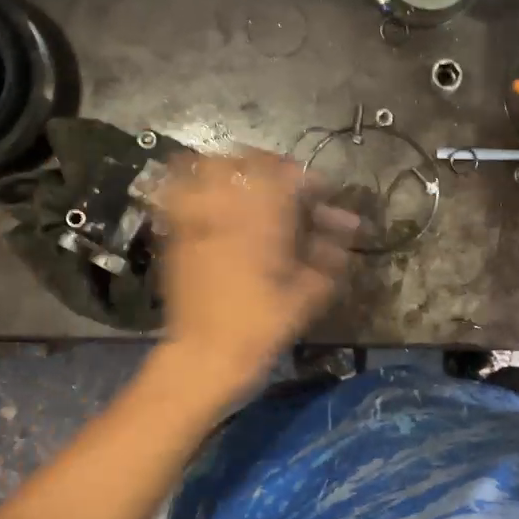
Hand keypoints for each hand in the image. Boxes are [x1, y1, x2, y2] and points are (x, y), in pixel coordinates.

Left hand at [155, 149, 357, 393]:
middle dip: (274, 168)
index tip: (323, 192)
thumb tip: (343, 237)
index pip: (290, 177)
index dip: (310, 180)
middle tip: (289, 184)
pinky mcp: (175, 234)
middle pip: (250, 163)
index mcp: (264, 220)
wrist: (206, 355)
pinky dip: (200, 188)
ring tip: (254, 185)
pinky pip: (182, 194)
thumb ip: (328, 257)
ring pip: (212, 169)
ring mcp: (196, 218)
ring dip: (237, 171)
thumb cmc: (262, 325)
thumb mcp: (309, 293)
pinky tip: (218, 204)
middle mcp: (227, 209)